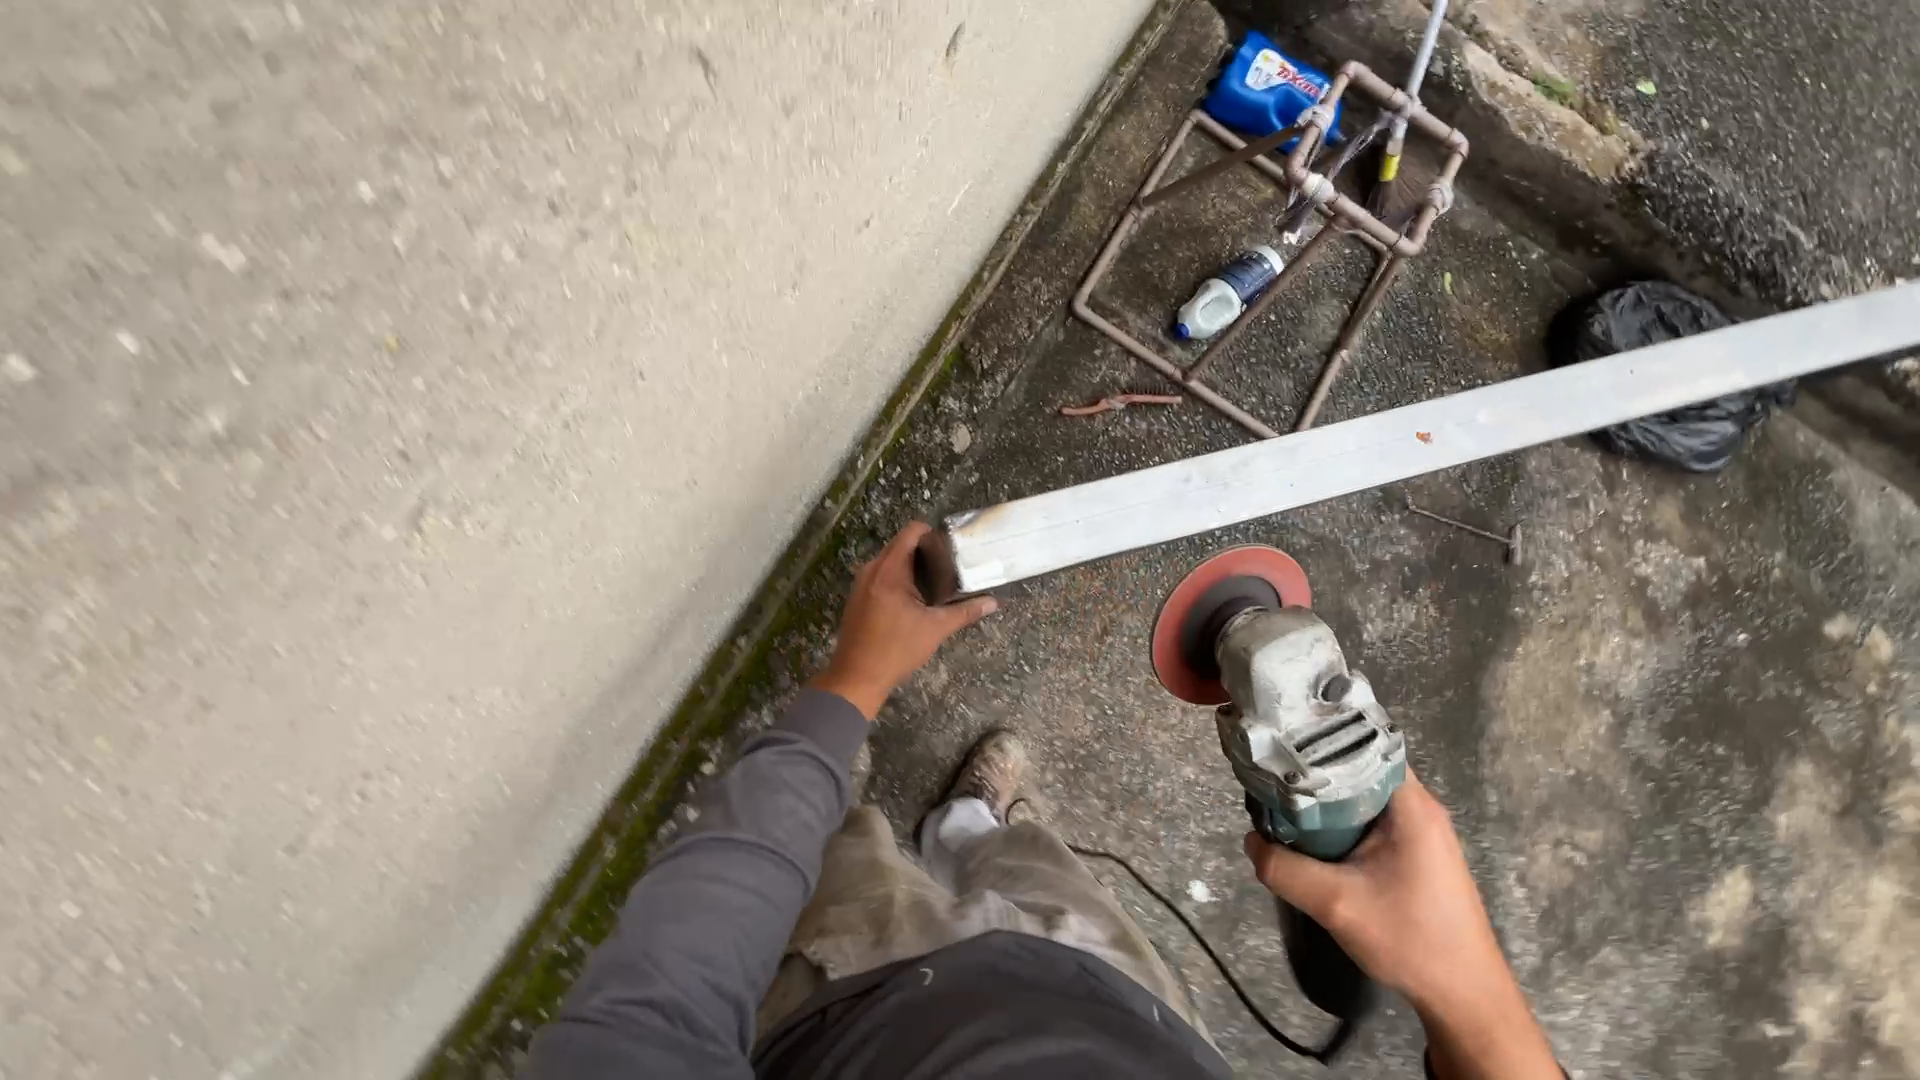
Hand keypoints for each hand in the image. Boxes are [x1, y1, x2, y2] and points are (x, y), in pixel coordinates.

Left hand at [809, 523, 998, 718]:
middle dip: (925, 551)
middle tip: (949, 566)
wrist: (857, 677)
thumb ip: (965, 611)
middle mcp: (871, 569)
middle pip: (901, 544)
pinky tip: (914, 597)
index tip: (950, 549)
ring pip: (890, 560)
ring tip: (935, 581)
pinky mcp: (858, 595)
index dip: (932, 533)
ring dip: (911, 565)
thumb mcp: (935, 629)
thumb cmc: (896, 650)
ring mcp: (861, 582)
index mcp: (889, 570)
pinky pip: (880, 574)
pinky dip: (898, 577)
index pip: (911, 531)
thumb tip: (993, 602)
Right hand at [1244, 773, 1559, 1078]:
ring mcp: (1419, 830)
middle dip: (1313, 772)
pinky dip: (1339, 822)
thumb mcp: (1335, 903)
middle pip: (1357, 768)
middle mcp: (1418, 806)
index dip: (1319, 737)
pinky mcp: (1415, 852)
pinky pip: (1368, 819)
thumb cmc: (1410, 939)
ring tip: (1283, 806)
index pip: (1361, 742)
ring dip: (1325, 802)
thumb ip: (1284, 869)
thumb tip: (1251, 841)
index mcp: (1410, 804)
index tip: (1280, 743)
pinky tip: (1312, 839)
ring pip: (1360, 796)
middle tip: (1271, 779)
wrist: (1464, 998)